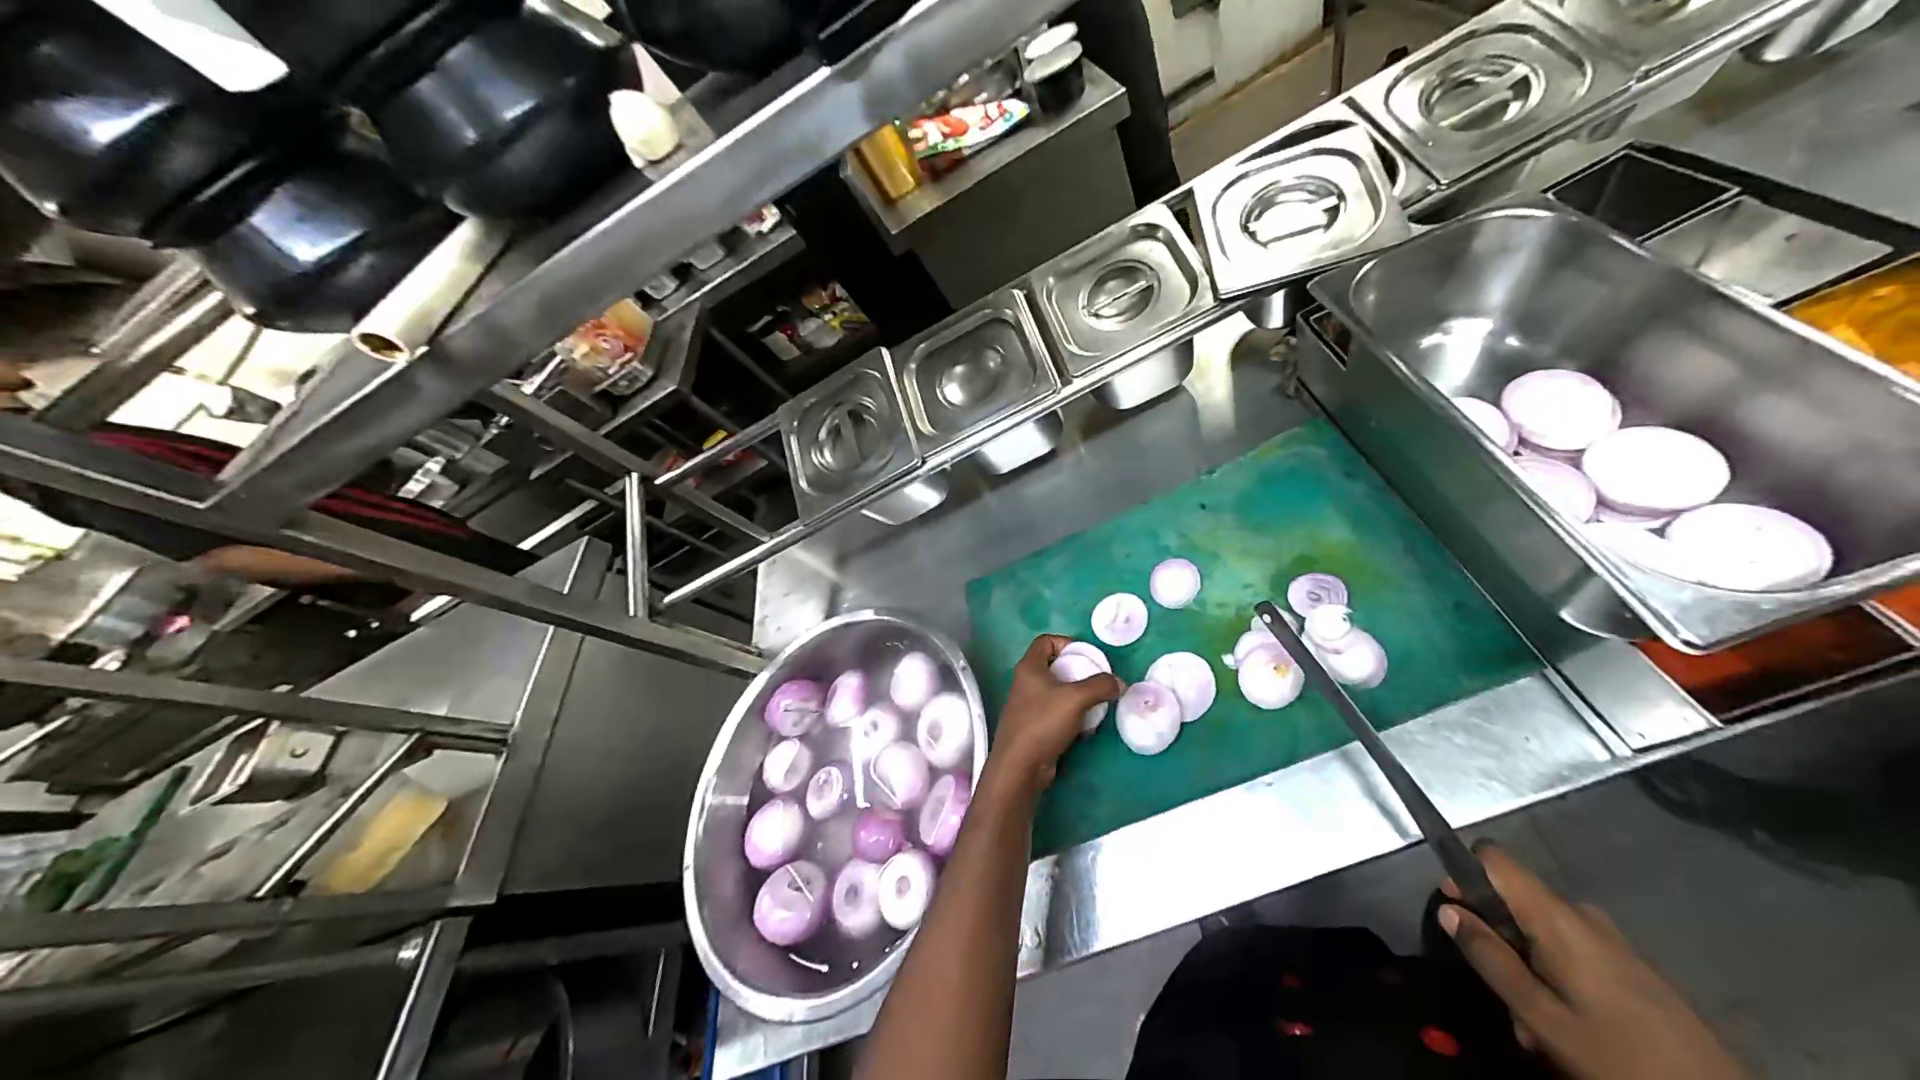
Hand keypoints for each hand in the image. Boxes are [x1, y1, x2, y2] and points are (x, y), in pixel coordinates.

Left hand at [987, 635, 1122, 795]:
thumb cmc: (1043, 722)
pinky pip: (1056, 713)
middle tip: (1097, 680)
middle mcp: (1025, 683)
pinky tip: (1086, 727)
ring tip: (1096, 704)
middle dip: (1077, 672)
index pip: (1045, 641)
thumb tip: (1119, 683)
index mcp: (1029, 667)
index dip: (1066, 642)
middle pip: (1053, 666)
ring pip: (1056, 692)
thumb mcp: (1076, 698)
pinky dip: (1071, 715)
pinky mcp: (1033, 726)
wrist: (1020, 765)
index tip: (1086, 655)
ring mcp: (1028, 706)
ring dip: (1077, 696)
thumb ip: (1100, 686)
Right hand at [1438, 845, 1748, 1079]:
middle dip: (1496, 937)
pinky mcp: (1632, 966)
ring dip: (1525, 964)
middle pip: (1515, 901)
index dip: (1464, 871)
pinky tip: (1566, 1022)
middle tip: (1499, 991)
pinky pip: (1572, 951)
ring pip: (1542, 932)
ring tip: (1534, 1021)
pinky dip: (1554, 976)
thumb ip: (1490, 959)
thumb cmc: (1621, 1055)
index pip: (1496, 859)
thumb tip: (1447, 910)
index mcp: (1558, 918)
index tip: (1452, 907)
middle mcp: (1584, 916)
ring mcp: (1613, 941)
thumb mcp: (1542, 1015)